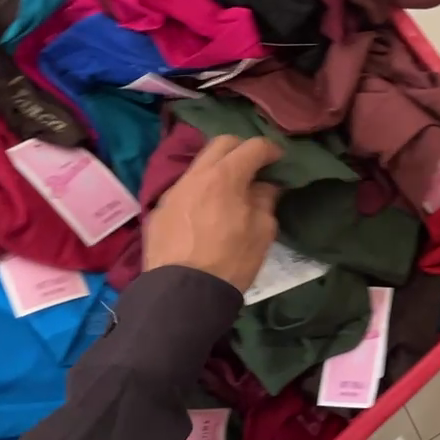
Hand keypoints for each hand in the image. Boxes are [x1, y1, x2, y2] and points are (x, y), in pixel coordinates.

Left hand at [144, 135, 282, 293]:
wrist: (182, 295)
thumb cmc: (231, 261)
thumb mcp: (262, 231)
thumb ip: (265, 200)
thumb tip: (264, 186)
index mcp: (224, 177)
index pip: (252, 147)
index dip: (271, 150)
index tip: (280, 161)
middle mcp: (195, 176)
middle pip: (221, 144)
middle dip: (242, 149)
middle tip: (256, 167)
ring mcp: (172, 192)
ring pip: (199, 165)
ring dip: (218, 170)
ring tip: (230, 191)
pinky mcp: (159, 211)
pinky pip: (184, 190)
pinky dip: (201, 191)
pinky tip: (207, 212)